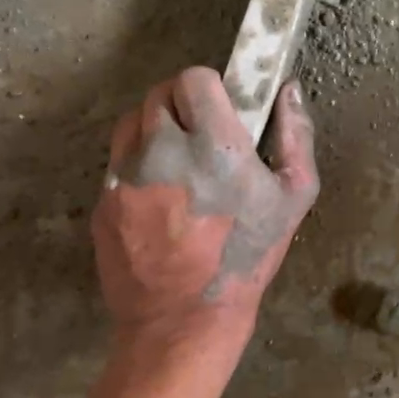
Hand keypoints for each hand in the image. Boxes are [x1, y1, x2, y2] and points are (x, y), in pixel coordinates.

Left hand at [94, 67, 318, 340]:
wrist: (182, 318)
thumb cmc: (249, 253)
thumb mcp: (297, 193)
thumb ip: (296, 134)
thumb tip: (288, 90)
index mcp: (214, 146)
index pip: (193, 79)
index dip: (211, 83)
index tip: (226, 103)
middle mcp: (163, 153)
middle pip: (158, 93)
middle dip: (183, 100)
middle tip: (206, 124)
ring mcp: (125, 179)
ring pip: (131, 121)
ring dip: (157, 123)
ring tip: (181, 151)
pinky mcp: (102, 202)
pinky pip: (118, 159)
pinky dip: (141, 158)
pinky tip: (164, 187)